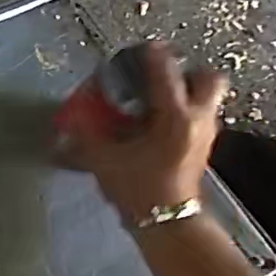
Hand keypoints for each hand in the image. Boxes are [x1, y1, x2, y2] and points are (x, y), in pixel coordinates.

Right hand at [63, 42, 227, 223]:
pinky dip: (184, 111)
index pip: (166, 68)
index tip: (137, 51)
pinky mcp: (204, 147)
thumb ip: (86, 135)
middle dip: (186, 70)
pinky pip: (200, 116)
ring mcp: (206, 133)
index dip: (150, 53)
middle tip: (160, 77)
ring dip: (186, 91)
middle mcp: (198, 119)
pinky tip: (158, 123)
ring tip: (156, 100)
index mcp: (175, 116)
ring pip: (207, 97)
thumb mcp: (106, 160)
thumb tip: (68, 119)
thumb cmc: (139, 190)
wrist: (167, 224)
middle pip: (207, 76)